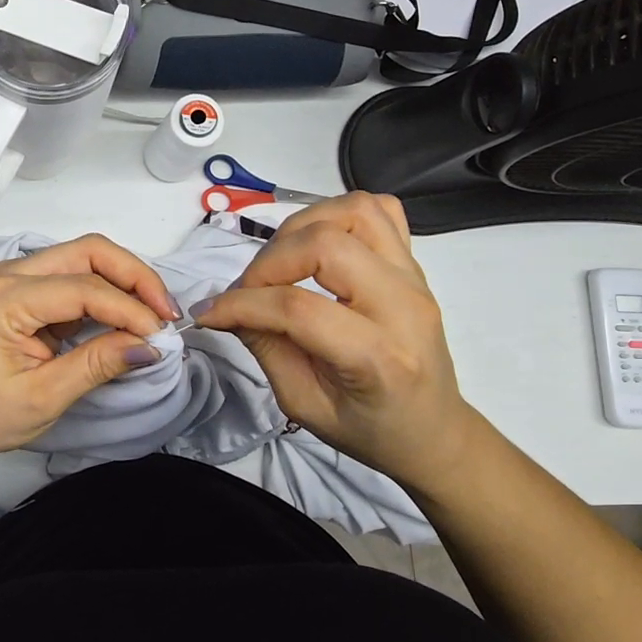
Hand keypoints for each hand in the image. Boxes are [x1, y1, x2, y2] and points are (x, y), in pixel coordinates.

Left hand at [0, 235, 179, 478]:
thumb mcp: (44, 398)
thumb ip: (96, 365)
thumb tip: (150, 345)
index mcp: (7, 299)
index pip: (84, 288)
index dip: (130, 308)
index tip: (162, 337)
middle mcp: (11, 274)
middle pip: (88, 252)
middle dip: (134, 277)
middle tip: (167, 314)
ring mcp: (17, 278)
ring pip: (85, 258)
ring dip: (124, 281)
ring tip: (154, 316)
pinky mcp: (27, 290)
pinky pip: (76, 276)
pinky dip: (108, 291)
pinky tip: (128, 317)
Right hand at [190, 193, 479, 490]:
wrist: (432, 431)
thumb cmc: (367, 428)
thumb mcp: (303, 404)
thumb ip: (265, 348)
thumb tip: (226, 306)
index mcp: (378, 357)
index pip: (298, 308)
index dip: (242, 304)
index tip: (209, 313)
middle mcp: (403, 305)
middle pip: (326, 244)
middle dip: (269, 261)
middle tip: (249, 290)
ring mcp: (415, 278)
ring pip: (355, 211)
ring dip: (303, 227)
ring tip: (281, 261)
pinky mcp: (414, 263)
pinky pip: (381, 211)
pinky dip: (338, 216)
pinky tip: (317, 245)